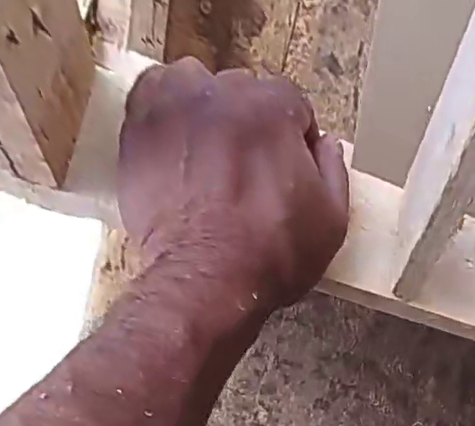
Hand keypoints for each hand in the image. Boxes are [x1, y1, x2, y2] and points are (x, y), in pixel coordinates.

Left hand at [118, 59, 349, 310]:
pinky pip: (153, 98)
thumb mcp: (330, 225)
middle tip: (244, 182)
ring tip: (207, 169)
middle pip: (243, 99)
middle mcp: (226, 92)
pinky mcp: (141, 125)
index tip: (284, 175)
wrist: (206, 283)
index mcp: (276, 109)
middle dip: (248, 134)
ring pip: (198, 93)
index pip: (291, 108)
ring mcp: (178, 105)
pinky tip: (175, 156)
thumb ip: (334, 172)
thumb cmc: (269, 259)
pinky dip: (165, 119)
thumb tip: (326, 144)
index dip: (292, 145)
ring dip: (206, 120)